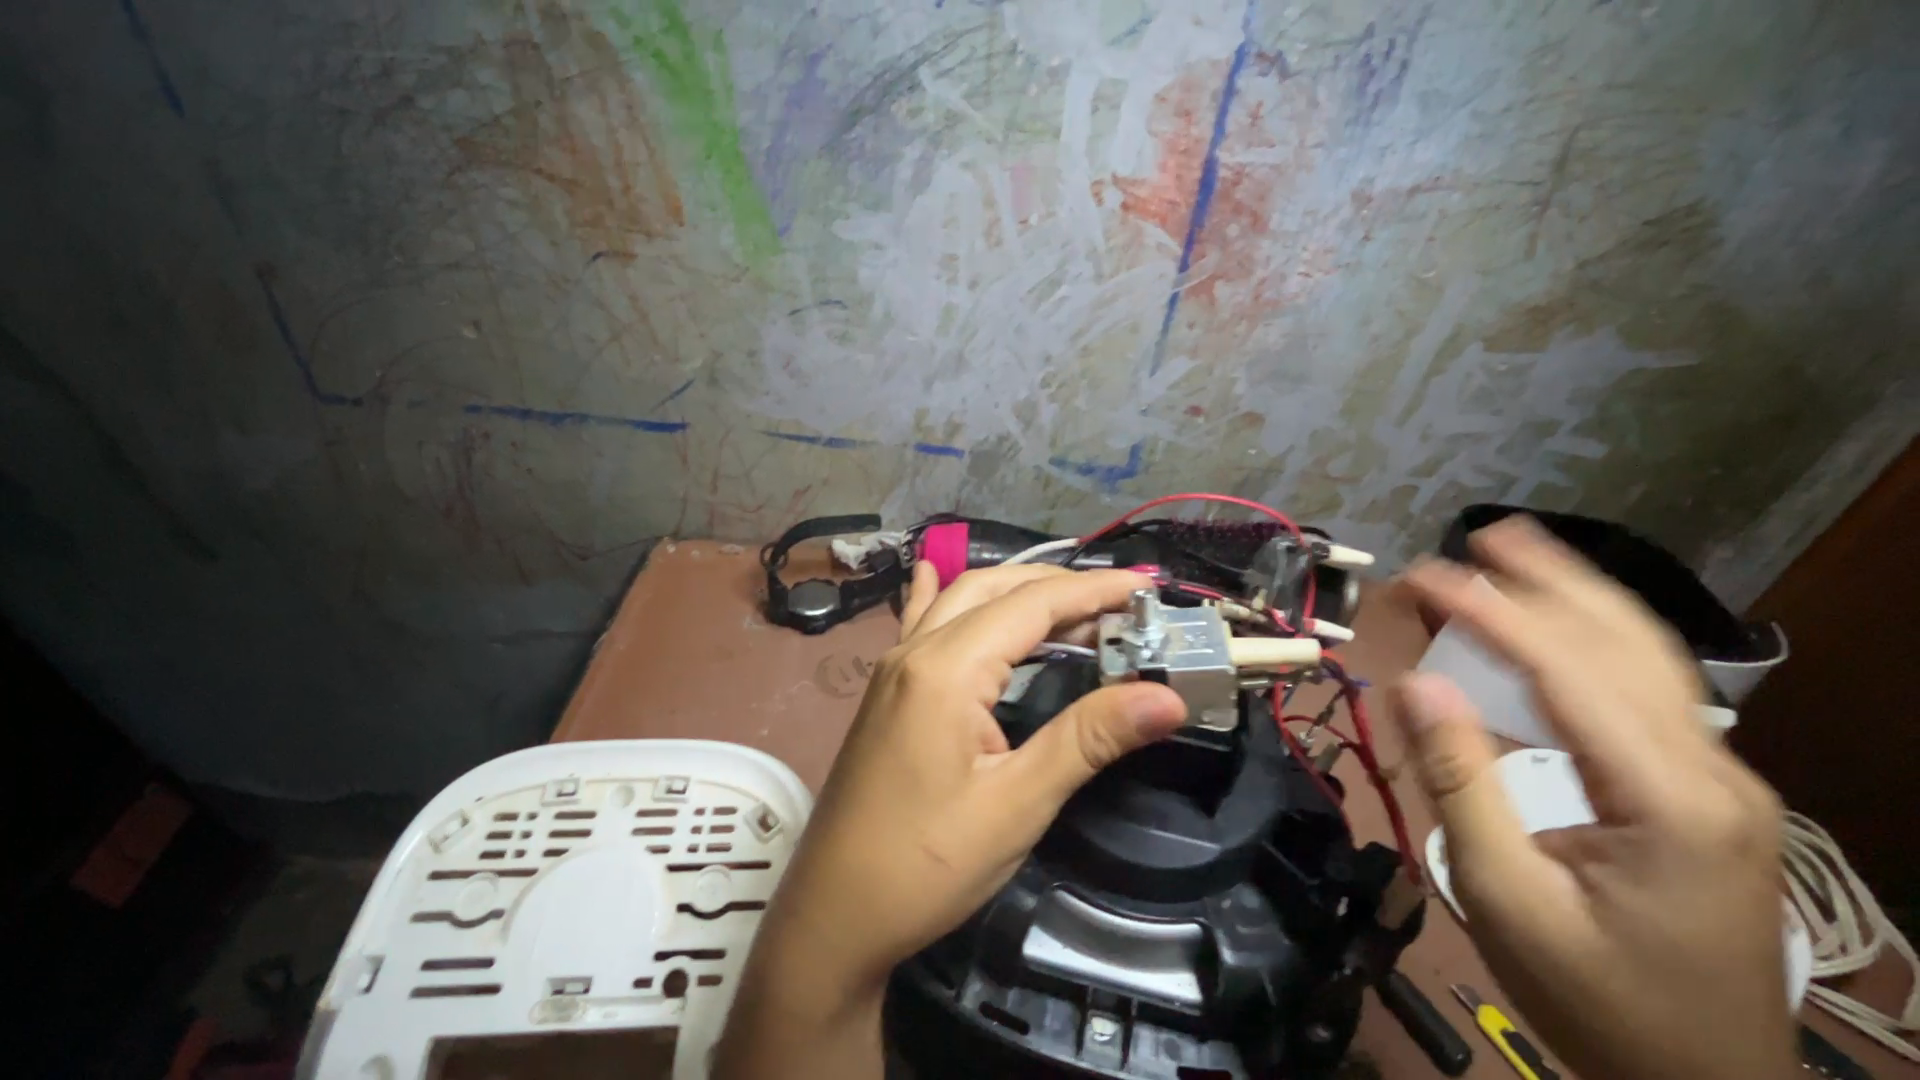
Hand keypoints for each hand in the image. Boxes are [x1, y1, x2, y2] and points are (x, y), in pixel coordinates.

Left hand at [714, 563, 1187, 1078]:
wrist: (834, 915)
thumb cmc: (927, 865)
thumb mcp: (1017, 804)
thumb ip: (1088, 739)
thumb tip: (1168, 697)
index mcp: (946, 669)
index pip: (1031, 604)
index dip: (1092, 589)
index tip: (1147, 583)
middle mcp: (914, 652)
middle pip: (993, 590)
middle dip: (1059, 587)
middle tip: (1121, 604)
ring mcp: (892, 671)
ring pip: (959, 602)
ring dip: (1015, 594)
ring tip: (1072, 606)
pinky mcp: (886, 695)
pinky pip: (919, 624)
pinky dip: (947, 598)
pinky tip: (936, 575)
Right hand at [1395, 518, 1794, 1079]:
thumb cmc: (1595, 999)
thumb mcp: (1507, 899)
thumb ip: (1461, 783)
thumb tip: (1416, 683)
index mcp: (1668, 797)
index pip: (1568, 671)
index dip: (1491, 612)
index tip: (1425, 575)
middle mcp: (1712, 770)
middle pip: (1627, 644)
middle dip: (1547, 581)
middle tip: (1478, 537)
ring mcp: (1721, 780)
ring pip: (1649, 660)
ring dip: (1577, 598)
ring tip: (1516, 556)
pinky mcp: (1707, 793)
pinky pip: (1648, 695)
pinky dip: (1595, 644)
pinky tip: (1557, 632)